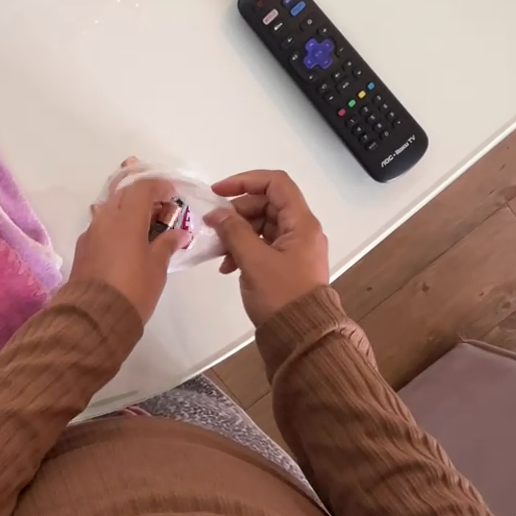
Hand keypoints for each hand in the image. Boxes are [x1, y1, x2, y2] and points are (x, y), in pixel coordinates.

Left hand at [69, 166, 186, 321]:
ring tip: (143, 224)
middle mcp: (105, 219)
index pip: (142, 187)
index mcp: (126, 218)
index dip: (159, 186)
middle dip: (141, 194)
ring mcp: (90, 233)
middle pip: (123, 193)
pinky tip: (125, 241)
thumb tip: (177, 234)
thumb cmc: (132, 289)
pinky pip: (100, 227)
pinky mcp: (82, 249)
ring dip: (126, 210)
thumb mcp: (157, 268)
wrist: (94, 317)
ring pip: (108, 209)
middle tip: (158, 207)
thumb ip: (166, 245)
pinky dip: (115, 226)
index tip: (172, 195)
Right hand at [204, 169, 330, 323]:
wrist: (301, 335)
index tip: (217, 192)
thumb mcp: (254, 261)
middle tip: (214, 228)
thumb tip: (217, 214)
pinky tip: (228, 266)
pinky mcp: (286, 265)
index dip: (245, 181)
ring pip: (261, 226)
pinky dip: (243, 249)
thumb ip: (234, 232)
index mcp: (301, 223)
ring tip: (219, 252)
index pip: (275, 184)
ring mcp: (294, 248)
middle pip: (266, 204)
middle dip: (237, 213)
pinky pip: (262, 245)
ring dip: (237, 233)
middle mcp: (301, 230)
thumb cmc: (281, 295)